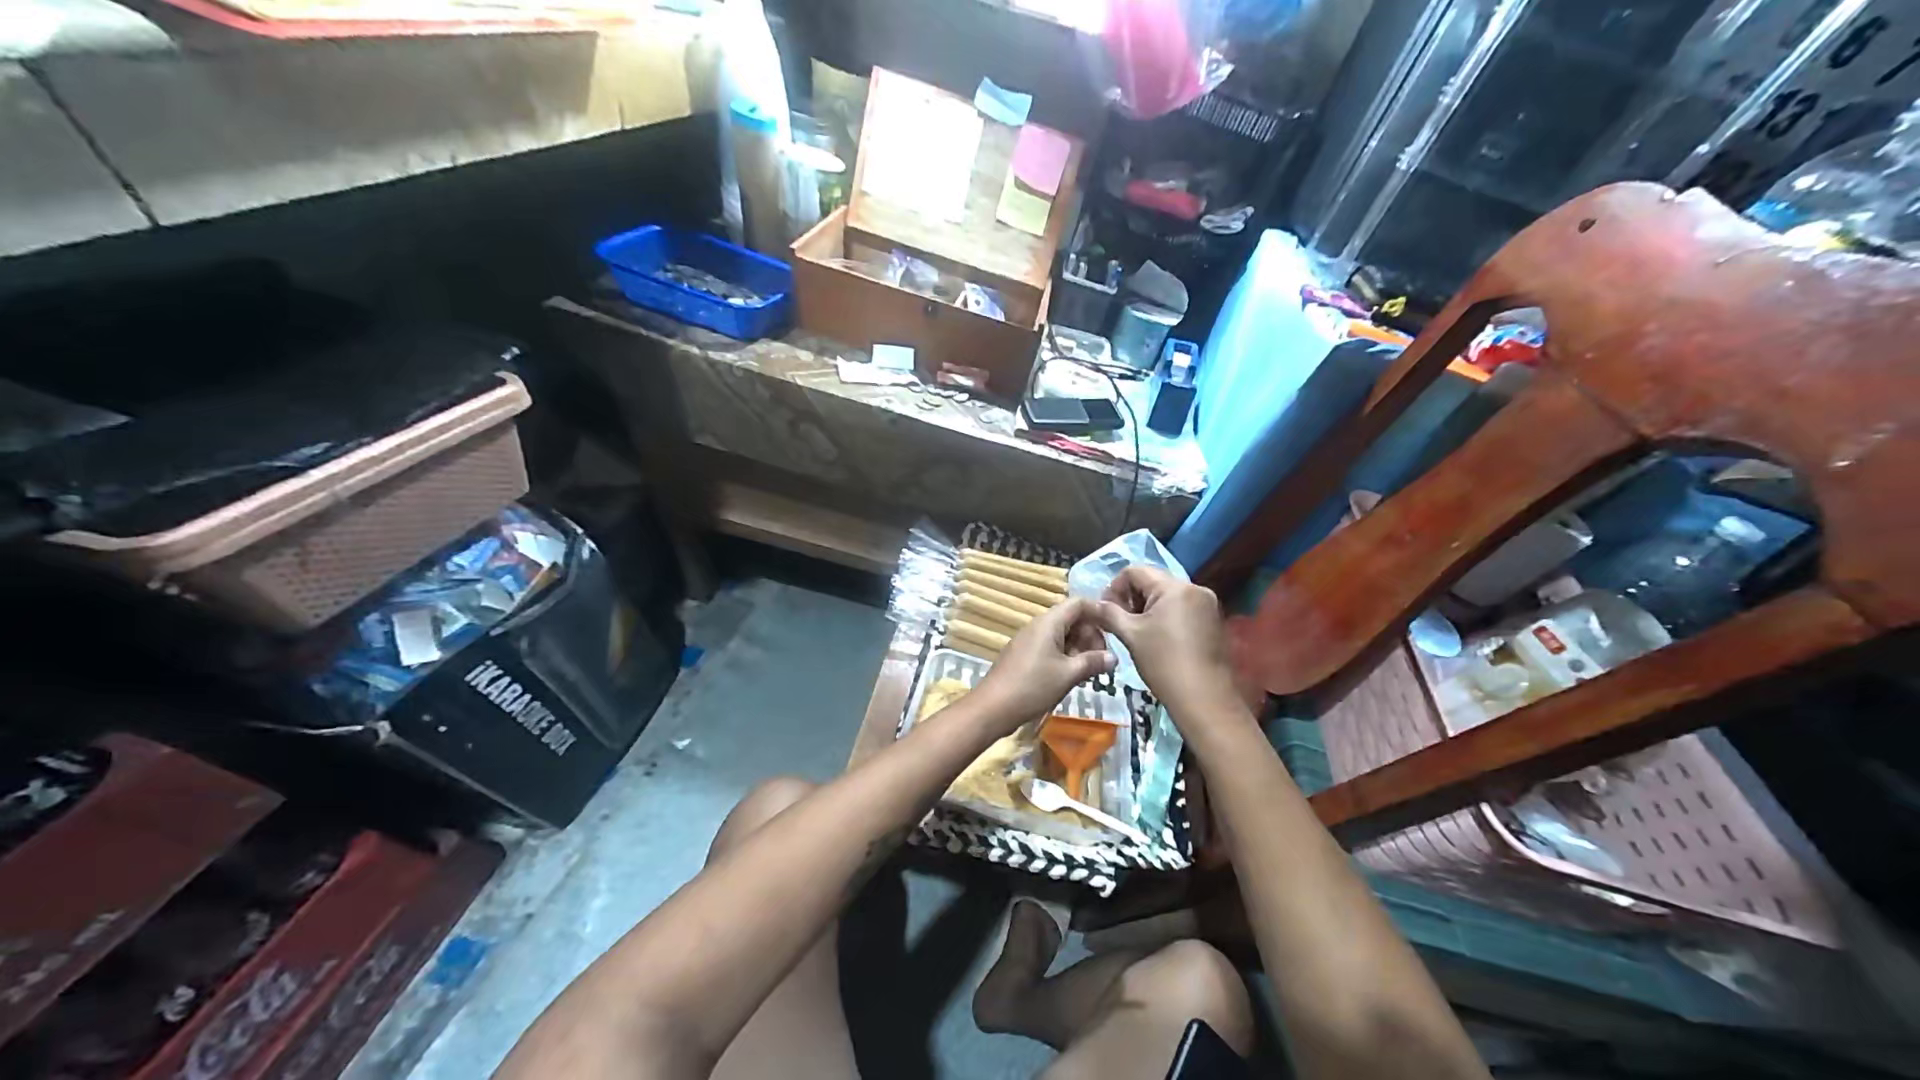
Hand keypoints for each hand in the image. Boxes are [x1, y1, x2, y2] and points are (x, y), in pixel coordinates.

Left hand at [969, 597, 1114, 734]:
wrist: (993, 707)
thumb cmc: (1033, 686)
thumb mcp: (1068, 674)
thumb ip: (1093, 662)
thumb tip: (1113, 657)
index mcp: (1049, 622)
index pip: (1079, 603)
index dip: (1099, 613)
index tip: (1115, 632)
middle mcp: (1038, 625)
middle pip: (1072, 619)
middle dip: (1090, 637)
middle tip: (1101, 661)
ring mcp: (1029, 640)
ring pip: (1062, 636)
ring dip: (1079, 650)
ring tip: (1088, 673)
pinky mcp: (1024, 655)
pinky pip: (1050, 648)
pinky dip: (1065, 657)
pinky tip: (1070, 677)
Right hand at [1095, 567, 1233, 715]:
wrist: (1203, 698)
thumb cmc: (1163, 663)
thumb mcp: (1130, 635)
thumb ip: (1109, 613)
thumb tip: (1095, 605)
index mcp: (1174, 587)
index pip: (1135, 571)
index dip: (1115, 587)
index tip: (1106, 610)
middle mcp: (1195, 588)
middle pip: (1153, 581)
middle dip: (1131, 598)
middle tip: (1118, 622)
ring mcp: (1207, 604)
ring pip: (1167, 595)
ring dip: (1146, 608)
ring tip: (1135, 631)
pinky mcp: (1212, 620)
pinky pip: (1181, 608)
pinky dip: (1164, 616)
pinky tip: (1156, 638)